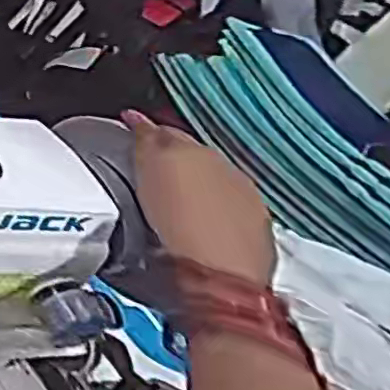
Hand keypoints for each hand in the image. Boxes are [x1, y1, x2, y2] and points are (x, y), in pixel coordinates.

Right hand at [123, 110, 275, 286]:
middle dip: (171, 149)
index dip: (144, 128)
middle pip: (190, 149)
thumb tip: (138, 118)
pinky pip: (228, 198)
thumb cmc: (175, 220)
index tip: (132, 126)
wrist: (219, 271)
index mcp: (192, 148)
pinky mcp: (257, 221)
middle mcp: (223, 165)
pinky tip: (198, 212)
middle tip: (149, 158)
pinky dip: (211, 198)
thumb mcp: (147, 171)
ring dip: (193, 174)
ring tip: (172, 188)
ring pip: (211, 173)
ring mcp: (244, 194)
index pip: (163, 129)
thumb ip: (145, 139)